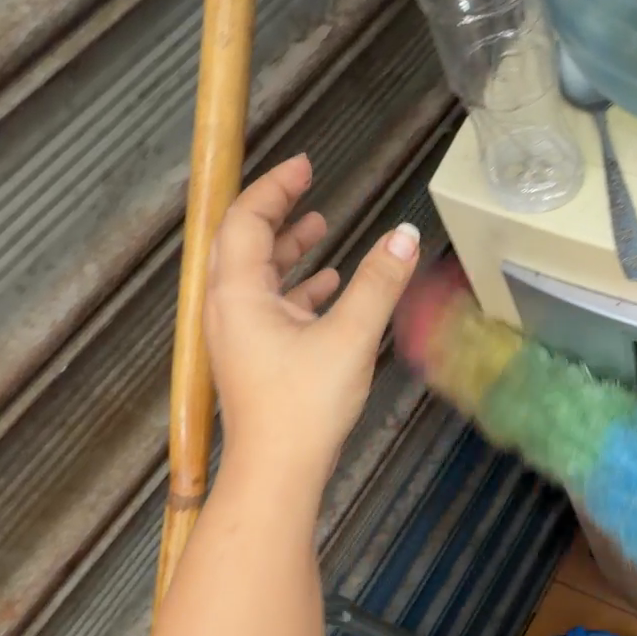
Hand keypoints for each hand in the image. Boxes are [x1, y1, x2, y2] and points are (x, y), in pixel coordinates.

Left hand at [205, 155, 419, 480]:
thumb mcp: (349, 338)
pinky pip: (273, 306)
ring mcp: (241, 335)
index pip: (246, 220)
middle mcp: (229, 308)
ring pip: (259, 276)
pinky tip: (329, 286)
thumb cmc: (304, 404)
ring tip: (320, 228)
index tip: (304, 165)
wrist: (278, 470)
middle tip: (308, 188)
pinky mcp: (257, 357)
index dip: (274, 188)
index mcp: (238, 293)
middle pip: (246, 244)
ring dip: (288, 250)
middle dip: (278, 213)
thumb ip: (378, 283)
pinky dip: (299, 288)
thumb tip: (406, 236)